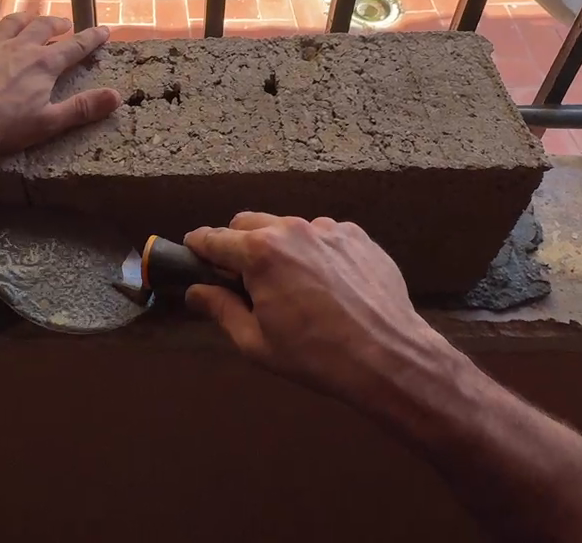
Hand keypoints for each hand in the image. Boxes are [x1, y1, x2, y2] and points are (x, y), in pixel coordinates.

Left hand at [0, 11, 120, 153]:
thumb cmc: (5, 125)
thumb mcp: (49, 122)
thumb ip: (83, 108)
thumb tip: (117, 96)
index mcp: (44, 65)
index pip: (75, 47)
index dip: (92, 38)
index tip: (104, 30)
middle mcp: (21, 48)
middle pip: (44, 28)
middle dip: (57, 24)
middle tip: (65, 24)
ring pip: (13, 23)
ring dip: (26, 18)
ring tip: (32, 16)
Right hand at [184, 213, 457, 410]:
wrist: (388, 357)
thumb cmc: (315, 356)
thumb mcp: (256, 342)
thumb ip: (220, 309)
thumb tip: (195, 291)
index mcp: (259, 252)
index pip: (213, 238)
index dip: (198, 246)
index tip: (192, 252)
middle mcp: (290, 229)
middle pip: (247, 223)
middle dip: (237, 243)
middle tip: (242, 277)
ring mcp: (326, 228)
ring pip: (287, 228)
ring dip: (278, 247)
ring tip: (293, 285)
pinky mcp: (355, 235)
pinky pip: (323, 235)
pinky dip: (315, 252)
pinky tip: (328, 284)